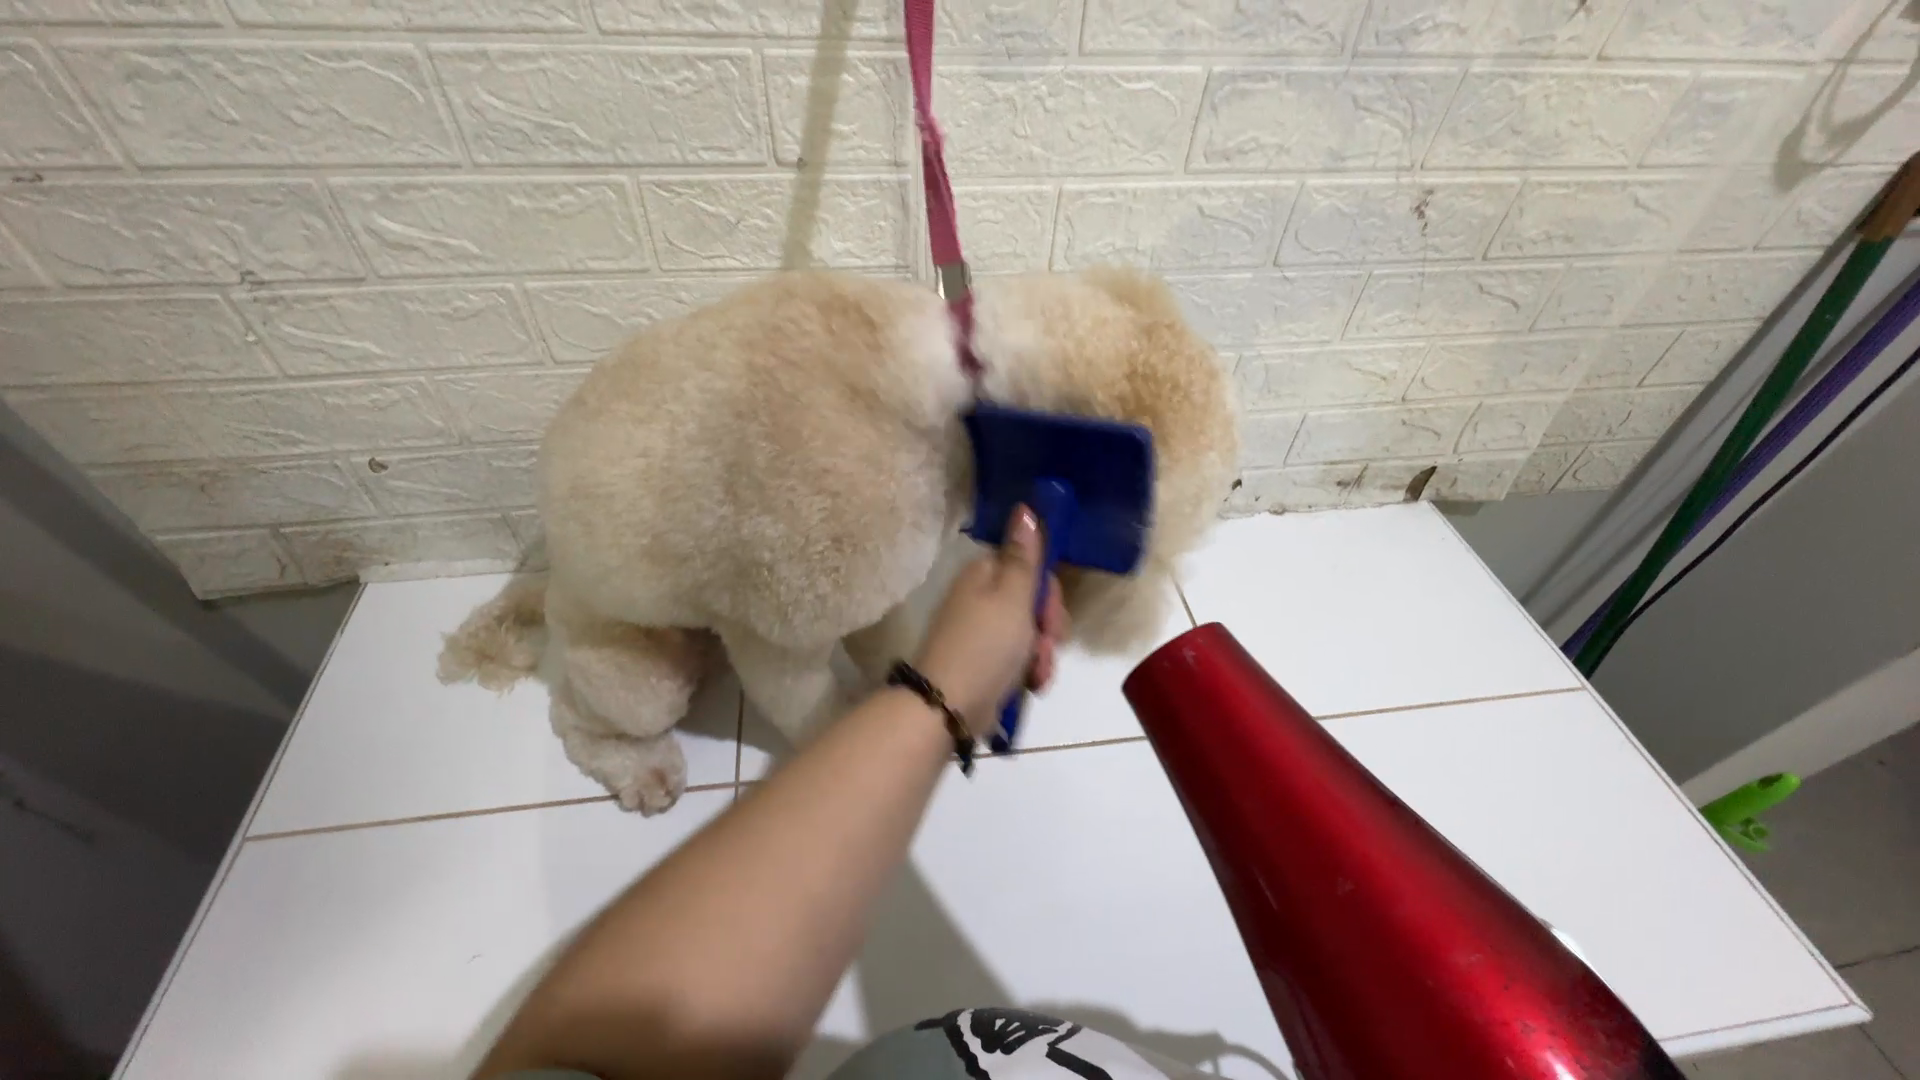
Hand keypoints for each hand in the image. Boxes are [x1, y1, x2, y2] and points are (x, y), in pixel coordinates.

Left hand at [912, 505, 1069, 737]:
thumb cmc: (985, 645)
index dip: (1048, 591)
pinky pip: (1019, 660)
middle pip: (1033, 604)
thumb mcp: (1013, 596)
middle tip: (1046, 643)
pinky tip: (1031, 686)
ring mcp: (981, 634)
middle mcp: (980, 599)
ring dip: (1042, 655)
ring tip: (1035, 673)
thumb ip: (1024, 555)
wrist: (948, 707)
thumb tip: (1024, 507)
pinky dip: (1028, 672)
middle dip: (1048, 628)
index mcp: (983, 576)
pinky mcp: (985, 664)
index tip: (1050, 611)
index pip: (1029, 568)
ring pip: (1031, 636)